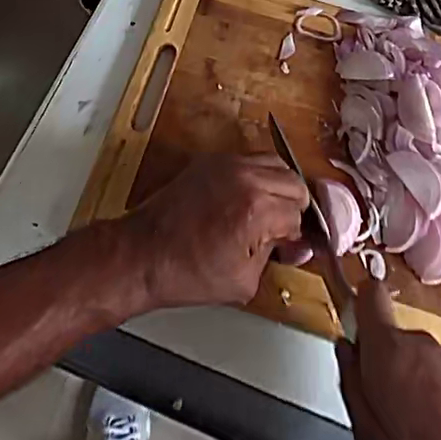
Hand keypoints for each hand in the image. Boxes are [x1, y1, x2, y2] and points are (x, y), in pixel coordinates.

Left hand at [118, 153, 307, 309]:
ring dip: (279, 186)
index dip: (294, 236)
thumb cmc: (186, 271)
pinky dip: (258, 174)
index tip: (287, 245)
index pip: (297, 215)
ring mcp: (228, 164)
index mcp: (256, 209)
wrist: (143, 253)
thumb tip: (297, 246)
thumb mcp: (243, 280)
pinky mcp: (212, 160)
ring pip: (276, 162)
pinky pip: (250, 158)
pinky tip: (248, 197)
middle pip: (294, 182)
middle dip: (292, 208)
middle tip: (281, 228)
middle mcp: (245, 178)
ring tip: (268, 210)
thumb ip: (276, 257)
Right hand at [336, 283, 440, 439]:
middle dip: (383, 360)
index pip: (370, 295)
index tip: (351, 312)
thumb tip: (345, 355)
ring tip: (410, 426)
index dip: (359, 300)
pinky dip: (437, 395)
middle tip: (378, 399)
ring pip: (419, 358)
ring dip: (412, 380)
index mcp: (388, 349)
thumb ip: (350, 382)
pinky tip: (435, 433)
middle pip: (392, 335)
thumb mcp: (365, 434)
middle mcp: (423, 346)